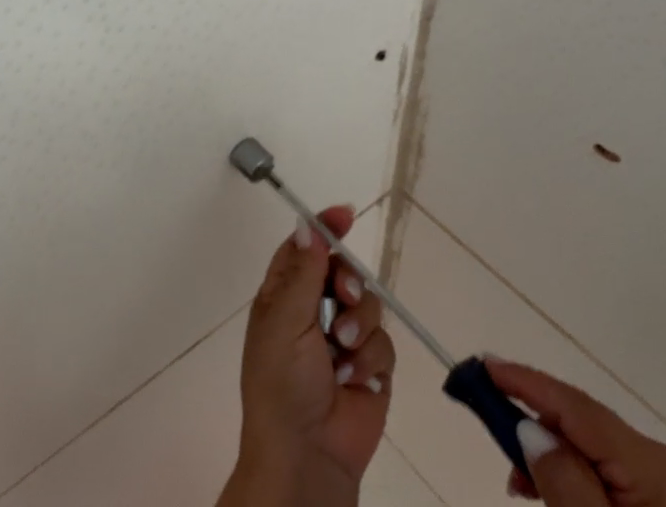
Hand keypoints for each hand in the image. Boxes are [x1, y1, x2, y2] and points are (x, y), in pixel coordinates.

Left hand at [217, 206, 395, 506]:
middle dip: (349, 283)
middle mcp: (311, 313)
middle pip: (343, 273)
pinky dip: (371, 359)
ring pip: (369, 306)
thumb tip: (307, 225)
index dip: (323, 230)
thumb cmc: (282, 383)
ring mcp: (343, 340)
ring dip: (359, 327)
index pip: (304, 250)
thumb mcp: (284, 322)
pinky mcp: (369, 366)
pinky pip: (384, 343)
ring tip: (342, 353)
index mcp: (281, 298)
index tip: (345, 214)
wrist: (308, 452)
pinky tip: (354, 380)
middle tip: (345, 296)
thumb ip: (302, 274)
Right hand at [489, 358, 665, 506]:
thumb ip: (564, 483)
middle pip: (584, 427)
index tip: (481, 364)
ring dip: (552, 460)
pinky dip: (575, 479)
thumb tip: (529, 429)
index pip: (579, 409)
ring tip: (522, 490)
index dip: (527, 383)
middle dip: (535, 430)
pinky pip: (609, 474)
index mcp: (660, 470)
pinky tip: (554, 496)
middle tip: (495, 449)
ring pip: (593, 451)